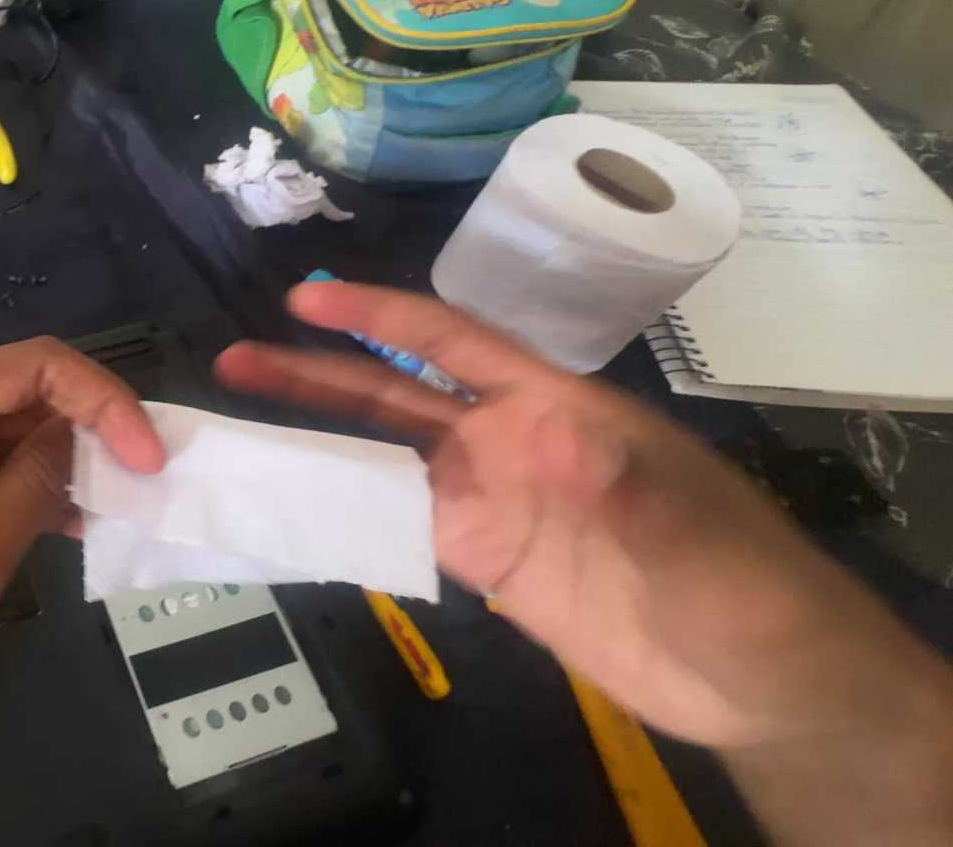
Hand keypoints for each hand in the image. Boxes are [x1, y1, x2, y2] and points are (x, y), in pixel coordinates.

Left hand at [0, 337, 163, 842]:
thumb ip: (31, 488)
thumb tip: (75, 442)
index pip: (39, 364)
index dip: (105, 400)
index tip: (149, 460)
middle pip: (25, 397)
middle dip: (89, 434)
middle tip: (142, 490)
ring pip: (8, 440)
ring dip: (63, 470)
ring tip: (115, 513)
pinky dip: (27, 497)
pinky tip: (66, 530)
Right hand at [216, 282, 952, 845]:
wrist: (759, 692)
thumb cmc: (750, 597)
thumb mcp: (704, 541)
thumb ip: (628, 486)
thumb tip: (547, 429)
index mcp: (547, 405)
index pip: (448, 341)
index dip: (376, 315)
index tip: (304, 301)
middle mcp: (496, 438)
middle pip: (387, 392)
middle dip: (310, 372)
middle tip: (236, 358)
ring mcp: (476, 496)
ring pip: (375, 450)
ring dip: (309, 434)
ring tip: (238, 422)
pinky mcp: (466, 549)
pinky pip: (386, 517)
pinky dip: (337, 506)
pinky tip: (289, 501)